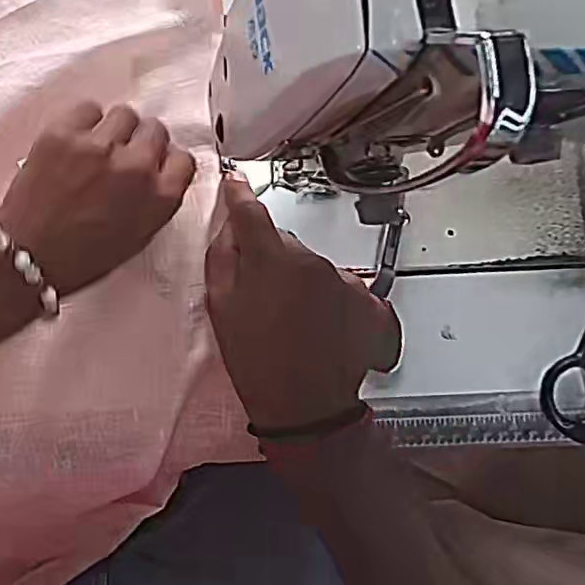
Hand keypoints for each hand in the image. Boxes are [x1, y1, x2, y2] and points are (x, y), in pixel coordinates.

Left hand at [0, 102, 197, 294]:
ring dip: (113, 130)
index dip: (164, 160)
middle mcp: (135, 167)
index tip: (152, 163)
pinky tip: (74, 143)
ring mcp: (99, 146)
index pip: (183, 158)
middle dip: (140, 142)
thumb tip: (156, 169)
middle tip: (119, 157)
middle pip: (155, 129)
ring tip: (95, 150)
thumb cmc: (78, 257)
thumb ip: (154, 199)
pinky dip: (83, 122)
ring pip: (124, 114)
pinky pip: (88, 109)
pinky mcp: (64, 133)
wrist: (26, 257)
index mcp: (159, 198)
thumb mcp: (136, 236)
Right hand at [206, 174, 401, 432]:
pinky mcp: (364, 298)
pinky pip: (337, 281)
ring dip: (298, 277)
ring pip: (310, 262)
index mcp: (270, 258)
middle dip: (269, 255)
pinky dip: (326, 294)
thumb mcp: (220, 305)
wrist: (304, 404)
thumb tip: (229, 230)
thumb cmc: (257, 359)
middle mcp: (310, 260)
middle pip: (282, 240)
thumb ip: (221, 257)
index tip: (235, 181)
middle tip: (259, 292)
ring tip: (289, 315)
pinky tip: (315, 322)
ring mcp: (341, 278)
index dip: (239, 193)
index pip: (250, 209)